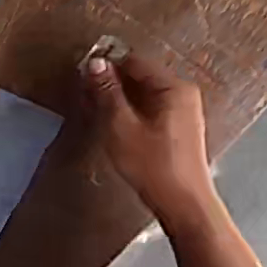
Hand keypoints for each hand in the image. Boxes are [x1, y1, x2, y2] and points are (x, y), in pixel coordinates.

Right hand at [83, 53, 218, 220]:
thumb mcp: (121, 126)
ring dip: (117, 99)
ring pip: (142, 94)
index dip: (107, 66)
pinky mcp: (177, 129)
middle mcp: (182, 95)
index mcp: (174, 88)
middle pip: (140, 77)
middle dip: (111, 83)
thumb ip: (107, 92)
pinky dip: (129, 112)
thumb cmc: (153, 165)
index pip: (134, 61)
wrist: (183, 205)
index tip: (83, 75)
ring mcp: (182, 113)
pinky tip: (112, 125)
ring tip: (94, 111)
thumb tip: (95, 62)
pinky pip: (149, 109)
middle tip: (85, 95)